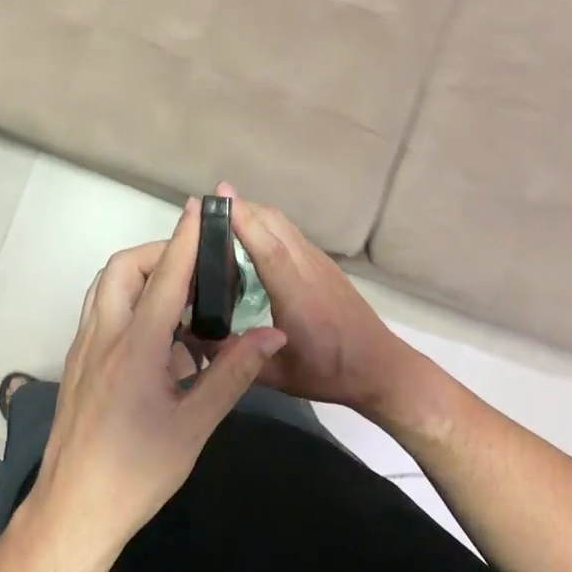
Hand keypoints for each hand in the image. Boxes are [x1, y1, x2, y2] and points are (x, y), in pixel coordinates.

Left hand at [26, 199, 287, 560]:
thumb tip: (271, 334)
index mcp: (135, 347)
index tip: (201, 209)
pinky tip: (156, 336)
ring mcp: (83, 349)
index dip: (185, 238)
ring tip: (179, 298)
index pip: (165, 276)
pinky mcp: (76, 365)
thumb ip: (231, 374)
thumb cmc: (138, 472)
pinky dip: (127, 302)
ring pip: (105, 288)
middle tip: (195, 269)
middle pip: (123, 268)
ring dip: (139, 276)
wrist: (74, 510)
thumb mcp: (194, 426)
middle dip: (158, 253)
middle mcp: (102, 336)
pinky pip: (100, 312)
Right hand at [213, 182, 414, 410]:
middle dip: (242, 208)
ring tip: (224, 218)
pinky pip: (291, 233)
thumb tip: (192, 335)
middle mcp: (309, 269)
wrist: (379, 367)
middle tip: (207, 208)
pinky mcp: (325, 264)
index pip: (268, 249)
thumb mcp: (274, 376)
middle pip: (275, 223)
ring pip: (284, 224)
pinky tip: (253, 239)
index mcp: (297, 296)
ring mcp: (319, 263)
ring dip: (255, 214)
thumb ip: (233, 355)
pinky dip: (268, 225)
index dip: (244, 220)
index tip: (220, 195)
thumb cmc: (326, 373)